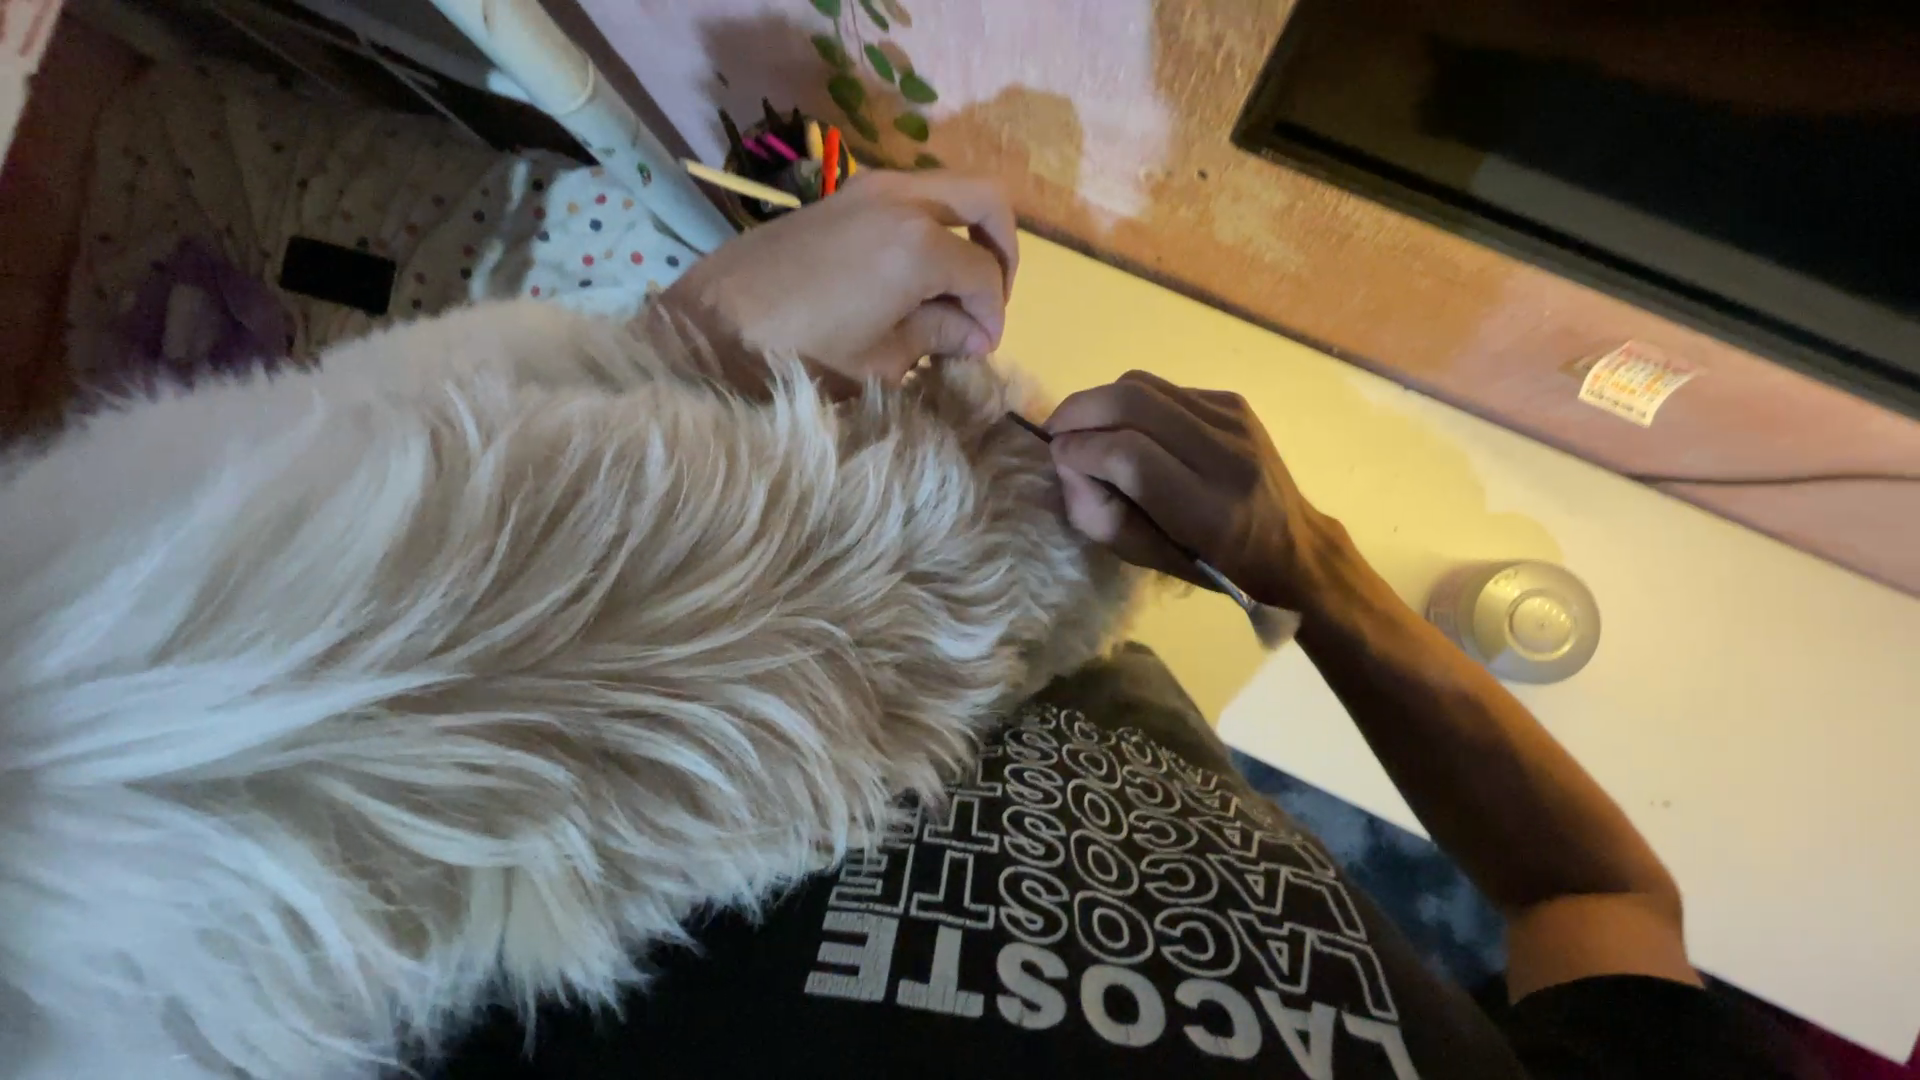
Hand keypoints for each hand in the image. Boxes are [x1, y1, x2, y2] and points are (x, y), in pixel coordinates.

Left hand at [658, 170, 1017, 387]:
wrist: (710, 326)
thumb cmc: (800, 357)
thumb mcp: (879, 362)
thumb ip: (937, 337)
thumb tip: (975, 333)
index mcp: (918, 247)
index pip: (985, 276)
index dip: (993, 317)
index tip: (981, 350)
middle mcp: (902, 200)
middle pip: (986, 202)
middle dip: (1003, 252)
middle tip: (988, 300)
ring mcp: (869, 188)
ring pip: (949, 189)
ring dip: (966, 234)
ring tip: (953, 291)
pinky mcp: (843, 194)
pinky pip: (911, 197)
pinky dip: (931, 227)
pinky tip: (914, 277)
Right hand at [1044, 371, 1340, 609]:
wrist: (1291, 545)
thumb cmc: (1213, 564)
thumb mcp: (1149, 559)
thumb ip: (1099, 514)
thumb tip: (1067, 461)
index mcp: (1208, 511)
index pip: (1130, 456)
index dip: (1082, 448)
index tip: (1057, 454)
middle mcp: (1226, 456)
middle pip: (1134, 403)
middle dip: (1081, 409)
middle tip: (1057, 428)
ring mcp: (1235, 421)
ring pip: (1144, 385)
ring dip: (1101, 400)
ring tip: (1085, 426)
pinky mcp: (1235, 403)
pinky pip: (1164, 388)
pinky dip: (1132, 403)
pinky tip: (1131, 428)